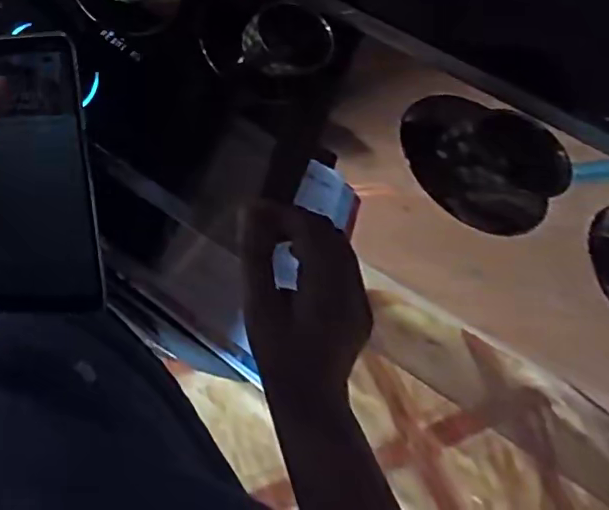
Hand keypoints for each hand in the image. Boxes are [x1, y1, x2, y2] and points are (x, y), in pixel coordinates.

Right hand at [240, 199, 372, 407]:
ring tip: (272, 236)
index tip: (251, 210)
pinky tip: (292, 258)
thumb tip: (249, 211)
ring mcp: (359, 298)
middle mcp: (352, 288)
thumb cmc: (276, 350)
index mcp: (328, 286)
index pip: (311, 229)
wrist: (310, 398)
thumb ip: (256, 253)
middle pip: (329, 233)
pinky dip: (316, 249)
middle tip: (260, 221)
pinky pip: (341, 263)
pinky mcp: (358, 306)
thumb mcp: (257, 301)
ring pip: (338, 246)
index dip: (282, 213)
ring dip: (306, 232)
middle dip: (295, 219)